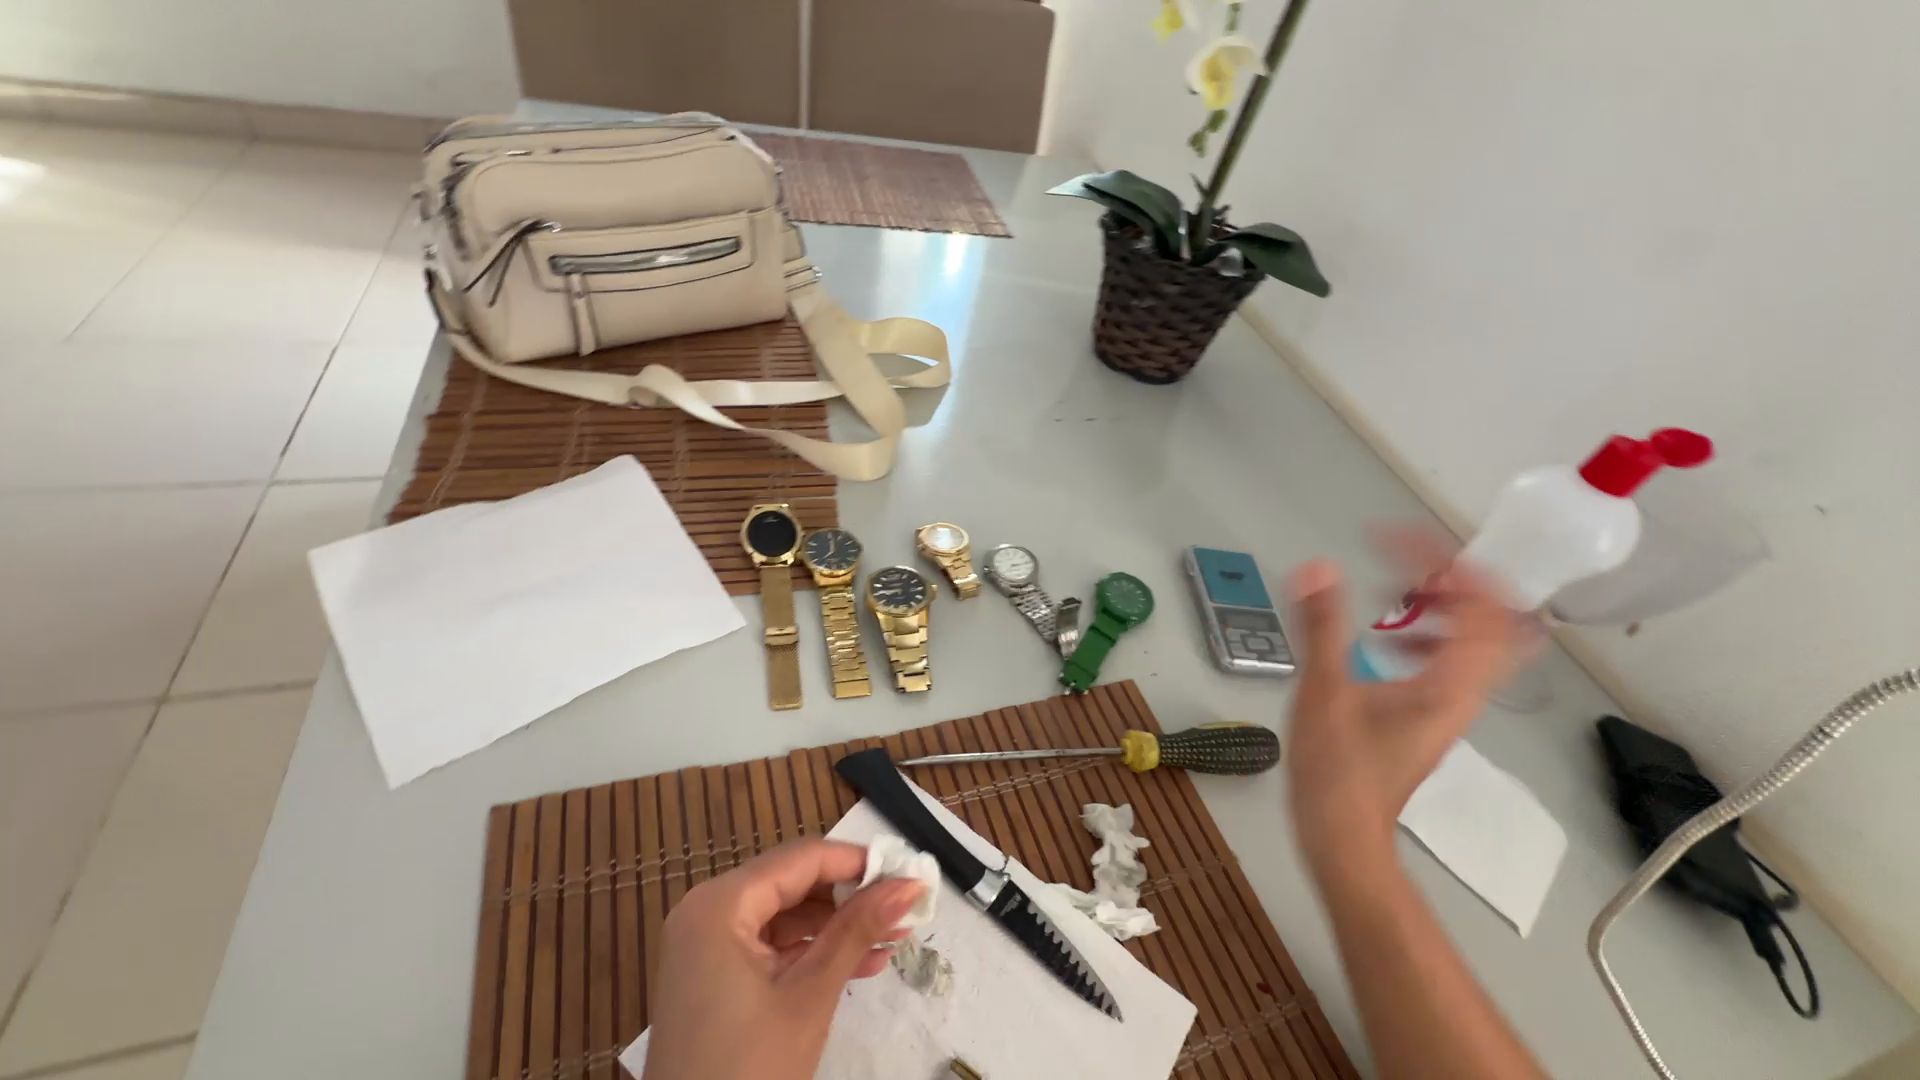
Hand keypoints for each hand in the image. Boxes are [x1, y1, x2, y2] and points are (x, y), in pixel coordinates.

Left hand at [642, 839, 926, 1079]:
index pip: (801, 859)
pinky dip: (810, 953)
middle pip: (793, 883)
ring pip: (785, 915)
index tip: (908, 872)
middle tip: (905, 909)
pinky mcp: (713, 975)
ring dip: (837, 927)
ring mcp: (706, 944)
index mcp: (719, 904)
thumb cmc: (749, 1068)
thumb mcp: (809, 995)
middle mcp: (706, 911)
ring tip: (892, 939)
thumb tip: (910, 885)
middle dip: (851, 898)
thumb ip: (858, 930)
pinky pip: (769, 945)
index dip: (858, 862)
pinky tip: (860, 964)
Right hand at [1284, 534, 1526, 873]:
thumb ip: (1321, 627)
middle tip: (1407, 566)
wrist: (1344, 836)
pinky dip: (1429, 635)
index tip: (1391, 541)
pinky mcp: (1433, 715)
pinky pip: (1453, 661)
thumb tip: (1318, 568)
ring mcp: (1453, 705)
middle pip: (1496, 618)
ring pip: (1478, 640)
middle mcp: (1465, 690)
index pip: (1479, 603)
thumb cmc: (1337, 769)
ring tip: (1398, 594)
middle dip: (1455, 581)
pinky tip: (1386, 641)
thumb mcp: (1323, 692)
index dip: (1442, 561)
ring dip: (1444, 607)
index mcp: (1451, 681)